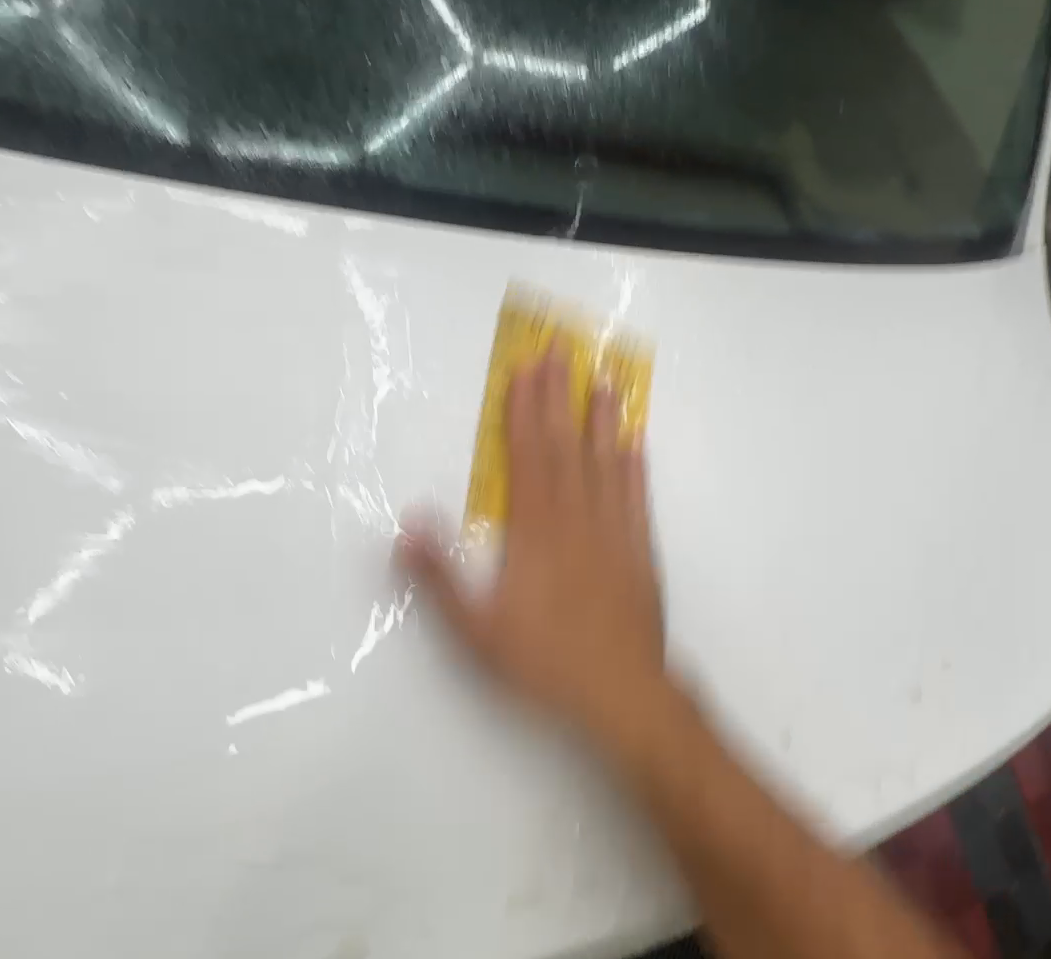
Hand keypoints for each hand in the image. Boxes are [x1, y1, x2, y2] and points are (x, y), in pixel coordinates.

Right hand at [396, 352, 666, 744]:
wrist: (624, 698)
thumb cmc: (543, 664)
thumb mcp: (475, 632)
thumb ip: (441, 576)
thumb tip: (408, 525)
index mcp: (535, 532)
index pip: (526, 455)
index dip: (523, 409)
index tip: (523, 369)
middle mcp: (576, 520)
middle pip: (564, 446)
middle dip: (558, 397)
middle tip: (559, 352)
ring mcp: (614, 533)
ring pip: (606, 462)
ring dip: (602, 418)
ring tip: (603, 379)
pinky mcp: (641, 553)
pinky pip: (637, 497)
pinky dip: (635, 465)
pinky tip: (634, 441)